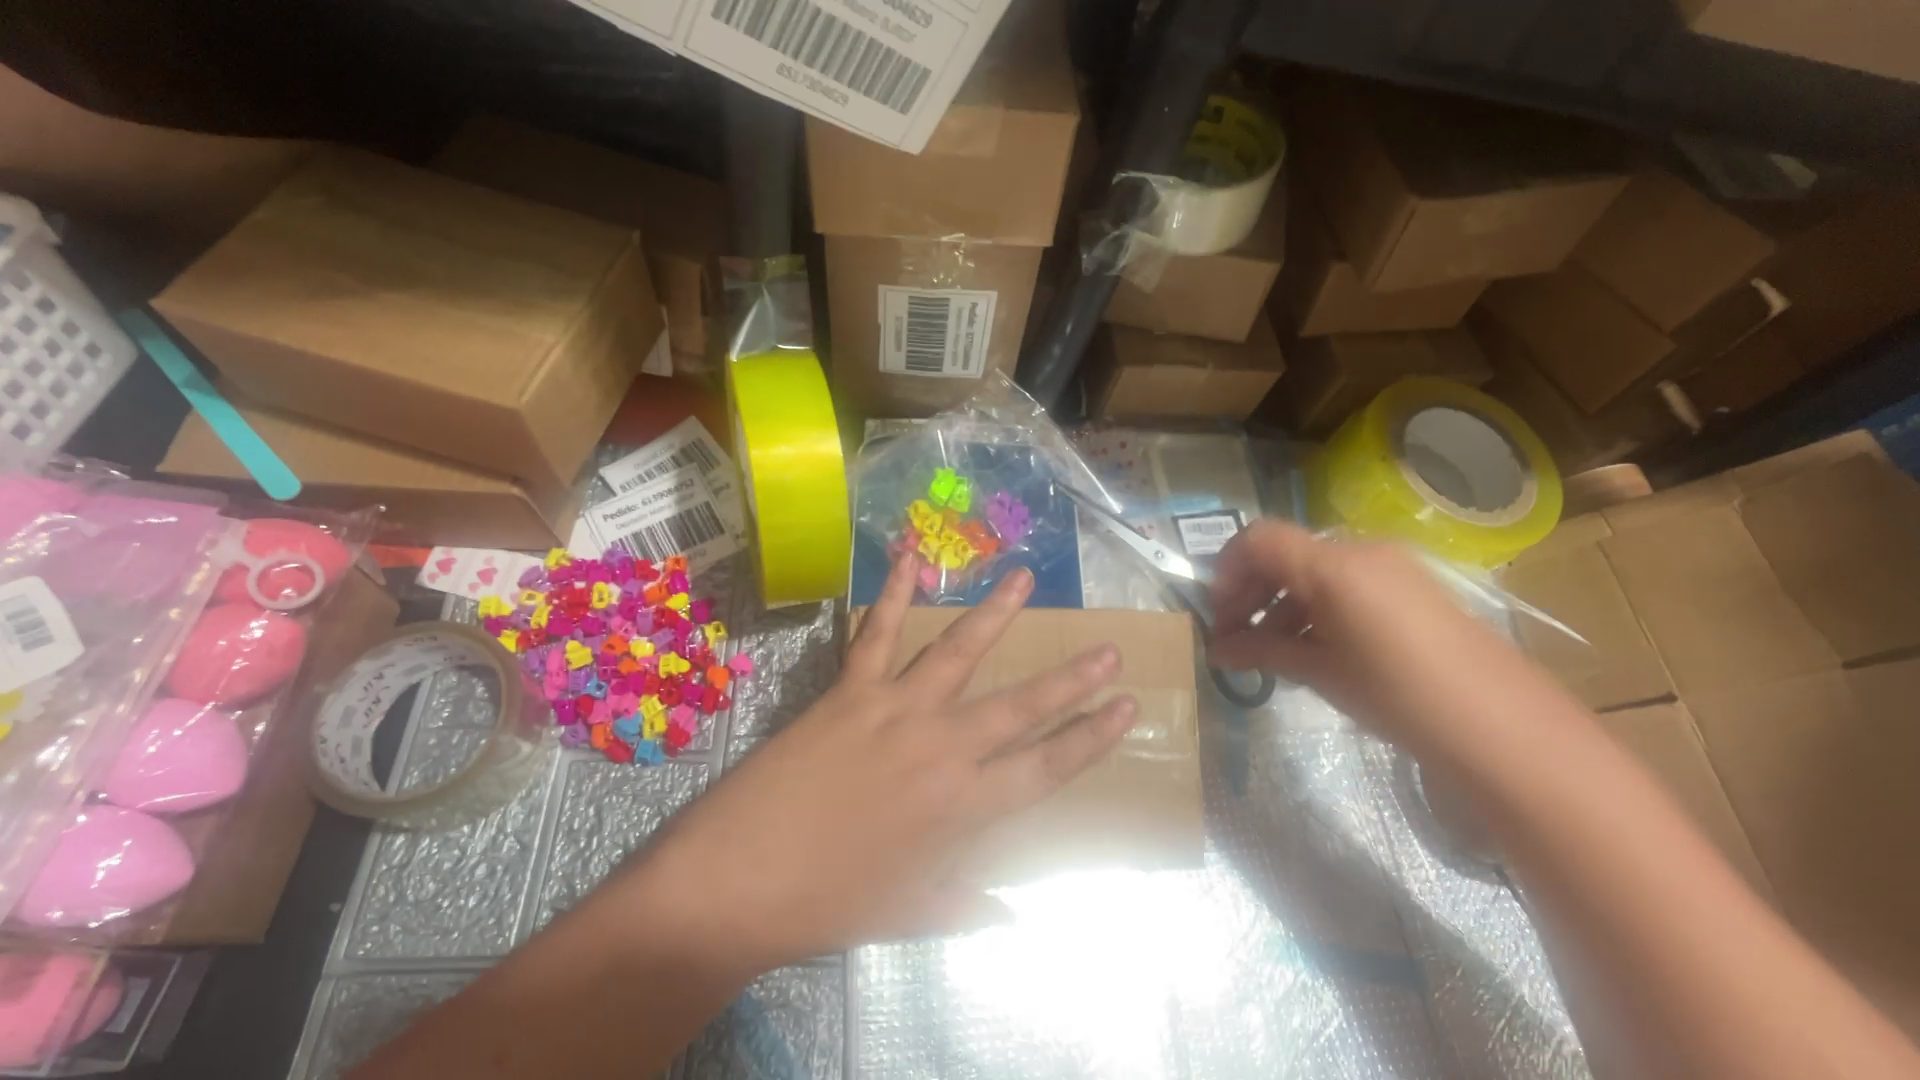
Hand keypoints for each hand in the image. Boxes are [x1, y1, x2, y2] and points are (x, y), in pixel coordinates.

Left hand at [617, 555, 1138, 974]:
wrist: (734, 883)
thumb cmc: (825, 907)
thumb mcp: (907, 917)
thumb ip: (965, 909)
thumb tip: (1015, 919)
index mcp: (963, 810)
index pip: (1045, 768)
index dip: (1091, 739)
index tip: (1127, 709)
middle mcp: (940, 750)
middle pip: (1019, 707)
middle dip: (1071, 678)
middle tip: (1109, 649)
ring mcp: (892, 713)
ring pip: (957, 654)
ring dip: (994, 614)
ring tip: (1023, 578)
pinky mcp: (846, 693)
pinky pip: (875, 637)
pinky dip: (894, 596)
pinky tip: (911, 559)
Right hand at [1208, 520, 1535, 757]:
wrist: (1500, 726)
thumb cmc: (1398, 696)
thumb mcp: (1321, 672)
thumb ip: (1264, 650)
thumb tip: (1218, 649)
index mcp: (1335, 565)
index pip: (1258, 539)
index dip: (1227, 572)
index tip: (1220, 617)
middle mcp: (1362, 552)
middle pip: (1286, 552)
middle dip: (1252, 590)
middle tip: (1237, 638)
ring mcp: (1393, 567)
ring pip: (1317, 569)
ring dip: (1284, 602)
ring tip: (1274, 653)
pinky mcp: (1414, 587)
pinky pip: (1349, 583)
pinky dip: (1319, 606)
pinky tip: (1317, 650)